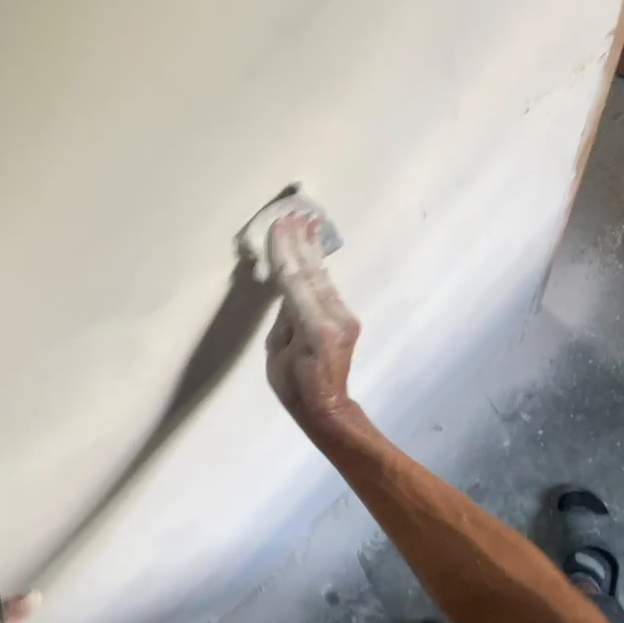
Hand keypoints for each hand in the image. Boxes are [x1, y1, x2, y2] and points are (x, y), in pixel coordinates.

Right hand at [265, 213, 362, 432]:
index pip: (295, 282)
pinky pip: (327, 289)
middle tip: (294, 215)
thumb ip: (285, 319)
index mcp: (314, 329)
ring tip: (308, 223)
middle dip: (301, 243)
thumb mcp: (276, 354)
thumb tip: (291, 295)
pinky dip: (318, 268)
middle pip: (313, 274)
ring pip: (323, 278)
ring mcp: (345, 318)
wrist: (327, 407)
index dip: (285, 253)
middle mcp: (335, 318)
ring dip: (313, 250)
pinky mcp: (347, 319)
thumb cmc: (293, 388)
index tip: (278, 227)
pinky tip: (314, 252)